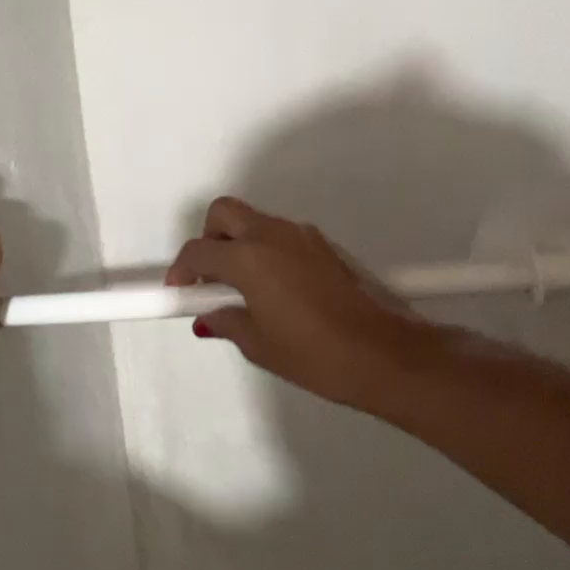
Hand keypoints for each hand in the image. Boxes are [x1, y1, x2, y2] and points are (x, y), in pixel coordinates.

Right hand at [166, 196, 455, 407]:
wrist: (390, 356)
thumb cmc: (316, 355)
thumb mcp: (259, 346)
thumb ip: (227, 322)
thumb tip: (211, 316)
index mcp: (249, 259)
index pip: (198, 251)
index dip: (180, 271)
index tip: (179, 292)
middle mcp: (273, 235)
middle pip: (224, 213)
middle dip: (208, 237)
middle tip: (210, 277)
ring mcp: (304, 236)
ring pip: (256, 222)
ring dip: (240, 244)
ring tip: (245, 289)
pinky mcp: (327, 247)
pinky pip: (283, 237)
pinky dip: (268, 252)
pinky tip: (277, 291)